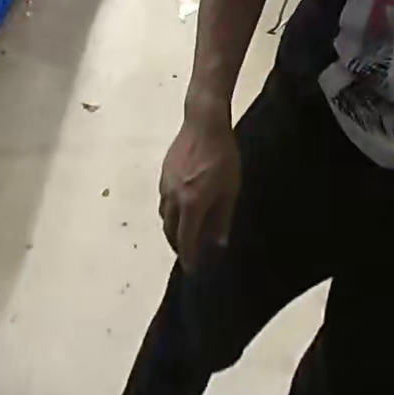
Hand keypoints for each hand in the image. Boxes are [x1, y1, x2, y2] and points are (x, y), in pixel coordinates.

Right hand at [158, 112, 238, 271]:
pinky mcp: (163, 171)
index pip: (185, 241)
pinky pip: (164, 199)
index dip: (189, 259)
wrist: (204, 122)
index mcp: (191, 204)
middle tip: (190, 254)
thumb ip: (222, 220)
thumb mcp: (230, 191)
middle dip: (178, 246)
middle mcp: (173, 197)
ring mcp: (165, 183)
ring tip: (187, 231)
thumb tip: (217, 245)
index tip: (193, 271)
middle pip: (170, 231)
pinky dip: (171, 210)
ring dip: (173, 228)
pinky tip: (183, 206)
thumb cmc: (223, 157)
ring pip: (164, 215)